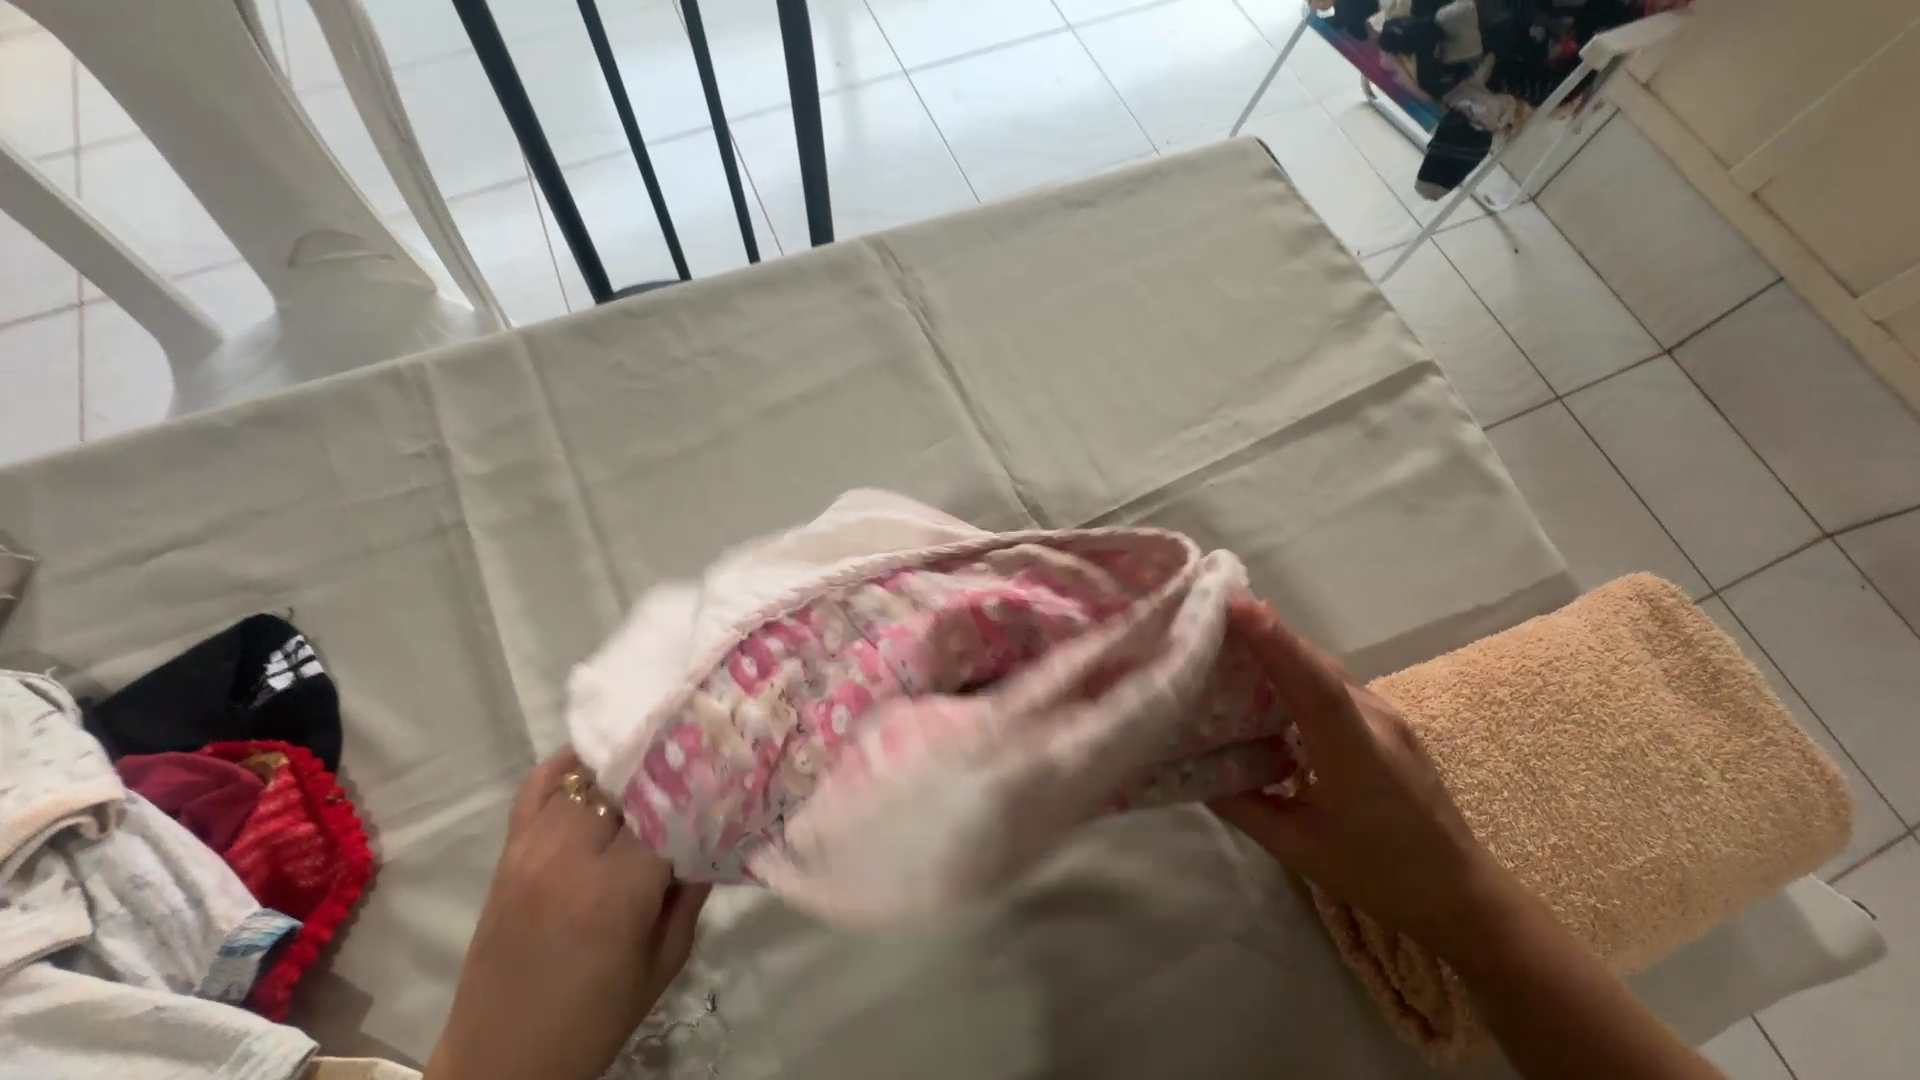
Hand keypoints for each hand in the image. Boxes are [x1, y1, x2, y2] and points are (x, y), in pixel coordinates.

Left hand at [426, 748, 709, 1079]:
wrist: (502, 1061)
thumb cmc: (595, 1020)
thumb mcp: (665, 962)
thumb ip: (691, 892)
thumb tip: (715, 836)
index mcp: (615, 890)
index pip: (670, 811)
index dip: (702, 795)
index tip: (730, 785)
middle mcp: (569, 856)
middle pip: (629, 783)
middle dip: (667, 777)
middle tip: (699, 777)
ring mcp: (530, 849)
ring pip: (587, 777)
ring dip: (625, 773)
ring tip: (657, 772)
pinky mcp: (507, 853)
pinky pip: (536, 788)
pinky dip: (568, 768)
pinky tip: (598, 765)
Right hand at [1209, 596, 1521, 958]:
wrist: (1460, 894)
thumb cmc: (1377, 876)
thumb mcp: (1296, 849)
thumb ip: (1243, 804)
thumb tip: (1195, 767)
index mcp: (1356, 757)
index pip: (1315, 687)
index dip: (1276, 643)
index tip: (1238, 604)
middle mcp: (1377, 723)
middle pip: (1316, 666)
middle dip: (1265, 634)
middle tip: (1210, 615)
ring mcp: (1388, 718)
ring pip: (1325, 671)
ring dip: (1280, 652)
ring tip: (1228, 639)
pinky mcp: (1388, 722)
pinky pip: (1335, 686)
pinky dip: (1297, 673)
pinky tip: (1267, 681)